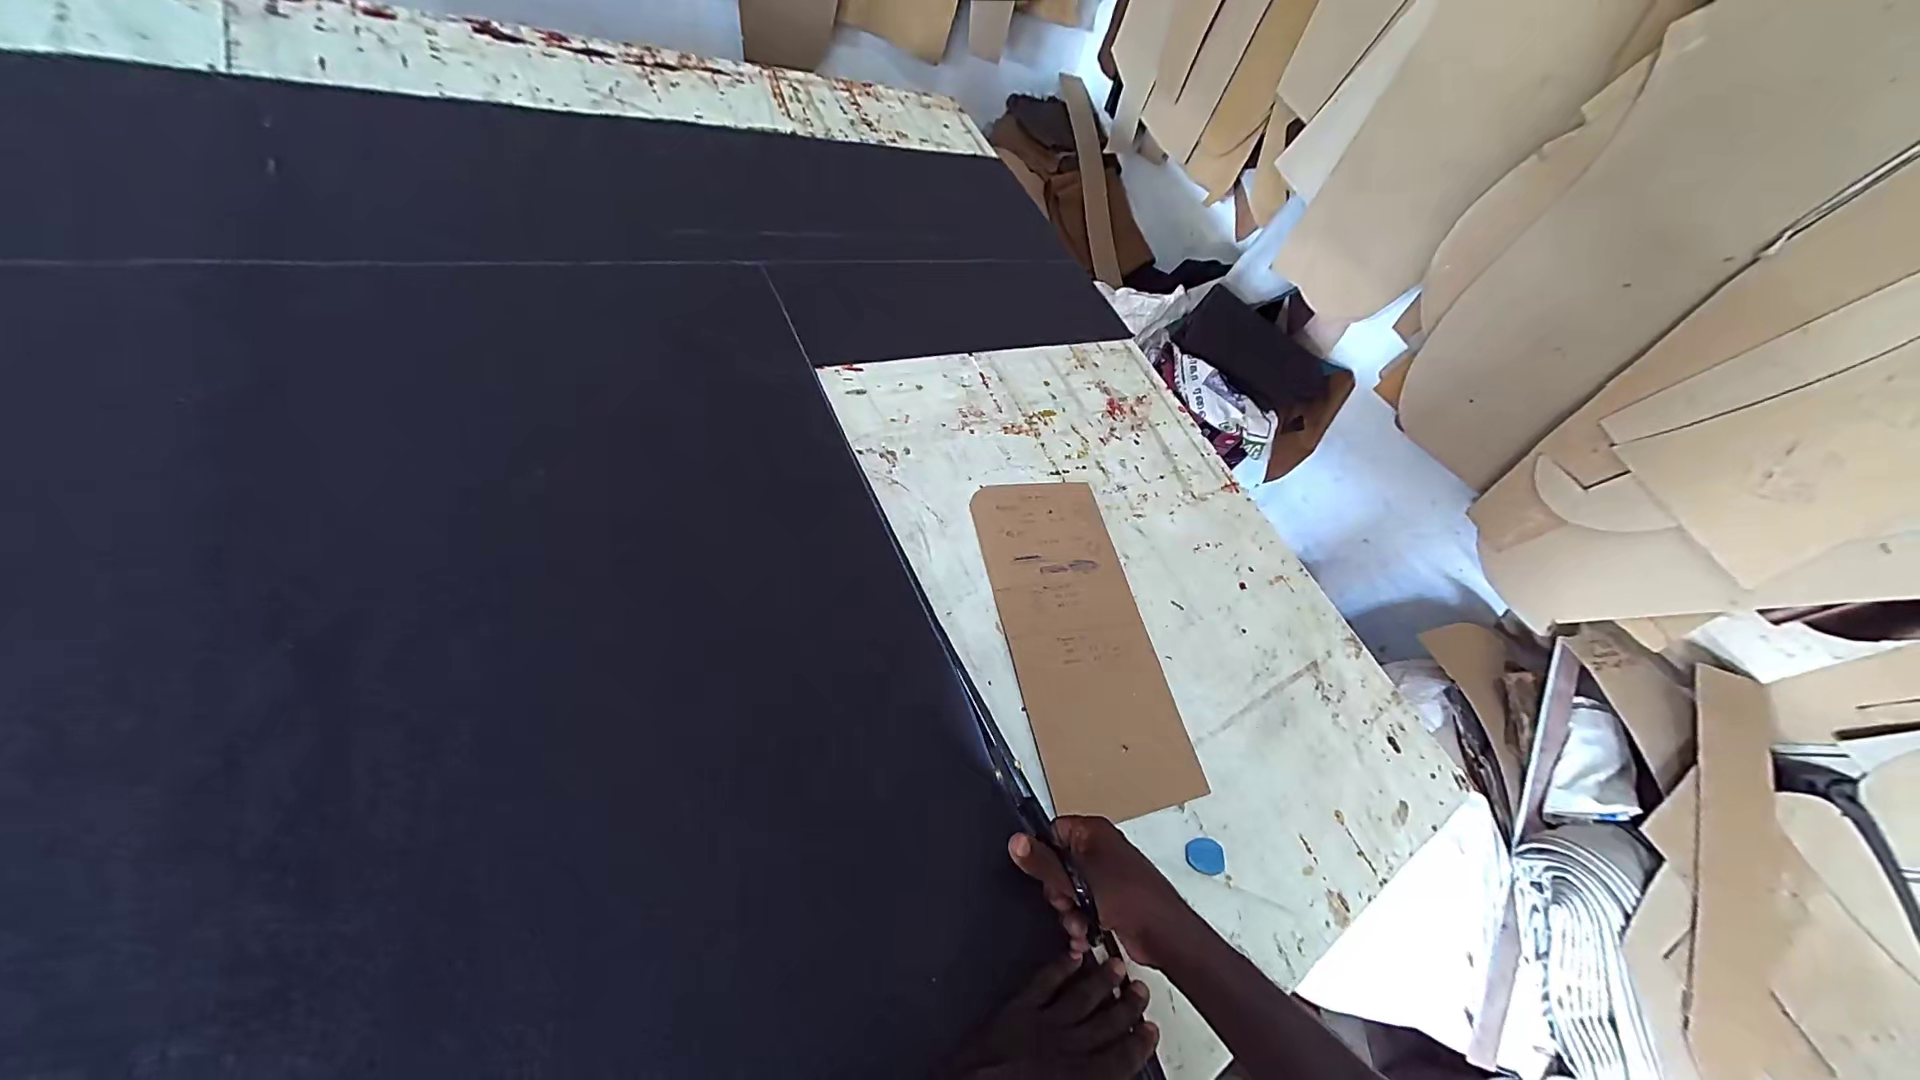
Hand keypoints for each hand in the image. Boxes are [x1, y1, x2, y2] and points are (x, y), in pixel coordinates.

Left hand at [954, 953, 1158, 1079]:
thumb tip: (1108, 1074)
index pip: (1119, 1060)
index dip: (1138, 1044)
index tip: (1150, 1029)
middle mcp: (1066, 1049)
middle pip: (1105, 1024)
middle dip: (1126, 1006)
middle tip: (1139, 988)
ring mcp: (1042, 1025)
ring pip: (1081, 998)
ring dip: (1101, 981)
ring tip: (1116, 966)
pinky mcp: (1018, 1009)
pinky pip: (1044, 982)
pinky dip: (1060, 966)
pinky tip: (1072, 956)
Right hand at [1008, 816, 1200, 969]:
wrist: (1165, 934)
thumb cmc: (1129, 898)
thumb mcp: (1076, 880)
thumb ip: (1043, 862)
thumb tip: (1016, 842)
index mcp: (1092, 832)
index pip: (1052, 832)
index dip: (1044, 856)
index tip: (1046, 876)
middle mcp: (1099, 849)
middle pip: (1058, 864)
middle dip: (1058, 891)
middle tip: (1066, 902)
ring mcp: (1106, 874)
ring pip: (1069, 889)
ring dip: (1068, 911)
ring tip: (1079, 926)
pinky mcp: (1110, 899)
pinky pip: (1083, 905)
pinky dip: (1080, 921)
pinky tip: (1084, 936)